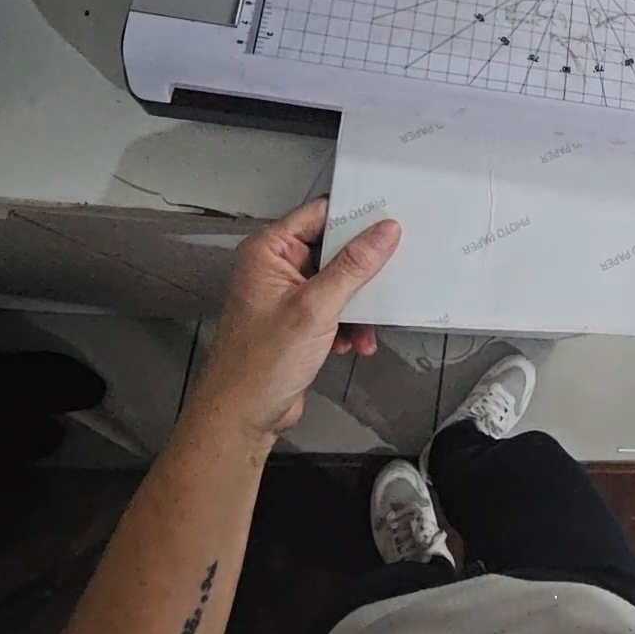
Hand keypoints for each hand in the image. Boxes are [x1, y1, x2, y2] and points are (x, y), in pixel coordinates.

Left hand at [181, 198, 400, 445]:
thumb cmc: (262, 362)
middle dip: (362, 268)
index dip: (355, 215)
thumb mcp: (316, 308)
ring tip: (368, 325)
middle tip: (393, 269)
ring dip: (359, 303)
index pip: (319, 214)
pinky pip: (336, 306)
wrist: (241, 419)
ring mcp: (288, 293)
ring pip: (340, 280)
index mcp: (269, 251)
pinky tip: (355, 344)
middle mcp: (277, 266)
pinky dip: (350, 323)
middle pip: (334, 247)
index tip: (391, 219)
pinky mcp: (299, 318)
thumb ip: (354, 266)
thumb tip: (386, 230)